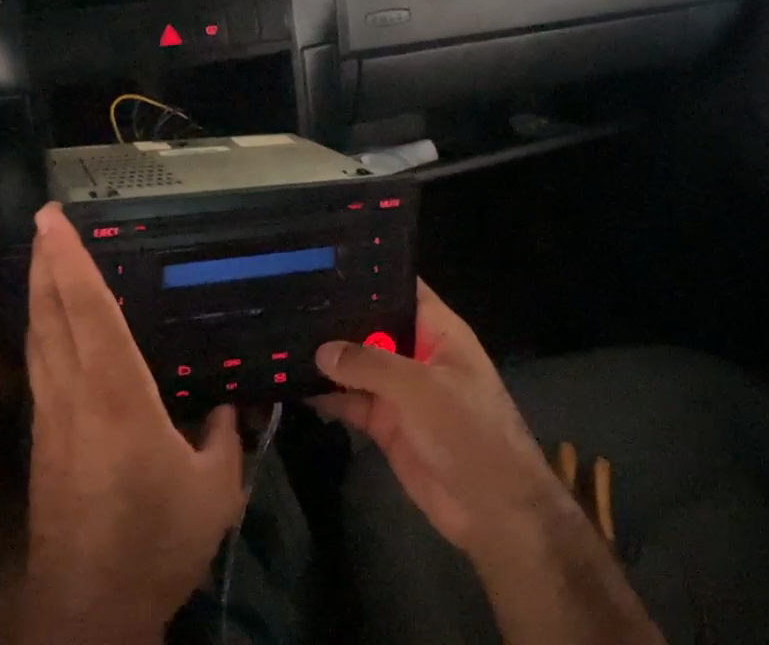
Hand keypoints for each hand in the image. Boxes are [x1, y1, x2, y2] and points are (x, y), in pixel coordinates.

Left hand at [21, 203, 245, 642]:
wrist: (86, 602)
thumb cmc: (155, 538)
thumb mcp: (213, 488)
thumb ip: (221, 436)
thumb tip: (224, 406)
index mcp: (115, 394)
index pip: (88, 310)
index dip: (70, 260)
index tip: (53, 219)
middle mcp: (74, 393)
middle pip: (50, 314)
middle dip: (45, 263)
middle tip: (45, 223)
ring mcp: (51, 416)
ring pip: (37, 338)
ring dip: (38, 293)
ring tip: (44, 260)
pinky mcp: (43, 439)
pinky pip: (39, 366)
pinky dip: (41, 331)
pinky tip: (48, 328)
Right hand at [313, 281, 659, 644]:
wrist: (491, 508)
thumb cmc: (468, 432)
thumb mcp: (420, 388)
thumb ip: (368, 363)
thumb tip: (321, 351)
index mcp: (438, 332)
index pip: (401, 289)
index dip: (368, 275)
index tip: (323, 261)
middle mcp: (416, 354)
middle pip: (371, 325)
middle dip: (335, 317)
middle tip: (285, 297)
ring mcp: (399, 389)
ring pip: (355, 364)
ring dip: (324, 358)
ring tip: (277, 337)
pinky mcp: (384, 422)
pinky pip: (348, 401)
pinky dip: (324, 395)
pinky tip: (289, 383)